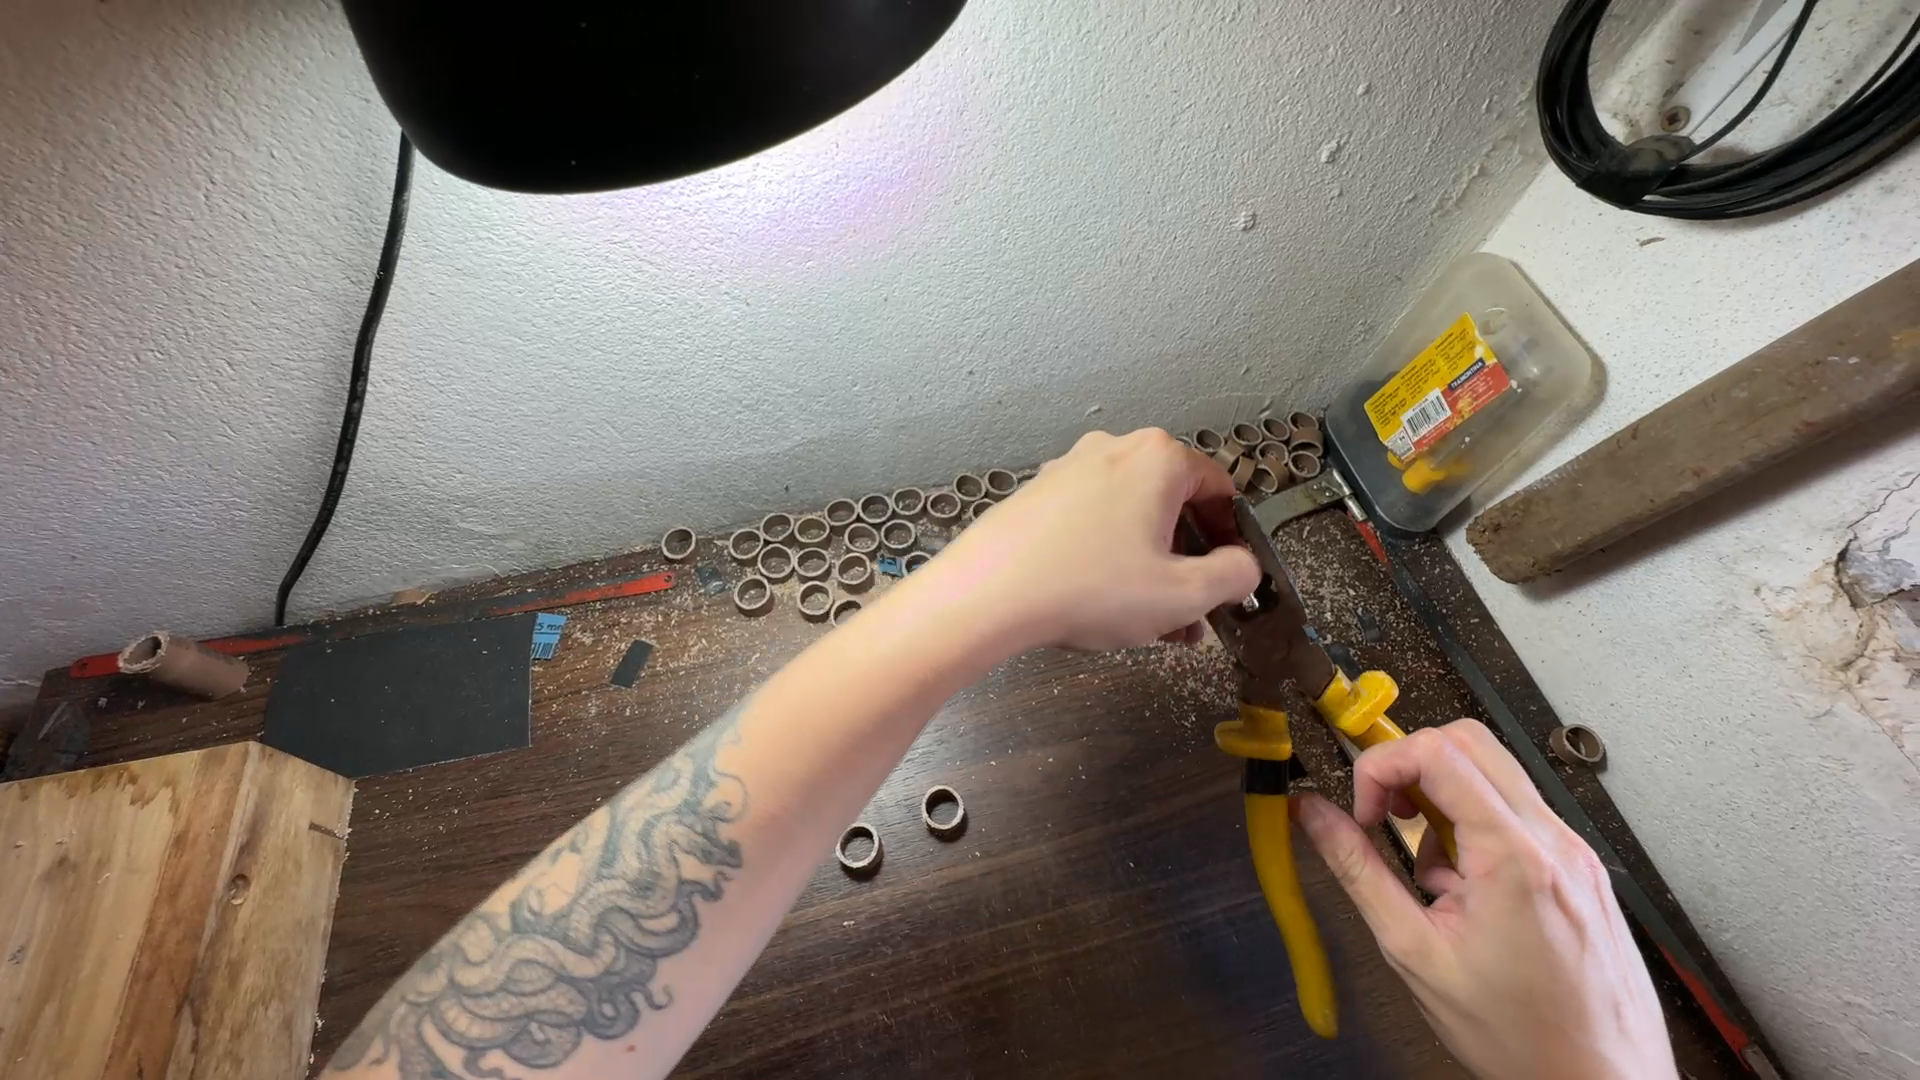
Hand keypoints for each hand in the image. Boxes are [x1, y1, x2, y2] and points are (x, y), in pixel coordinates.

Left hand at [936, 428, 1258, 651]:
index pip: (1219, 490)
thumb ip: (1234, 576)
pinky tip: (1103, 605)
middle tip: (1189, 612)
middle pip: (1171, 506)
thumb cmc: (1089, 587)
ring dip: (1148, 567)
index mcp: (1158, 458)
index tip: (1228, 578)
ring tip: (1148, 623)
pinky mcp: (1037, 496)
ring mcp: (1068, 469)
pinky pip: (1090, 524)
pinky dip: (1107, 558)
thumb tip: (1243, 567)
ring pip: (1129, 519)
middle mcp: (1113, 449)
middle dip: (1185, 562)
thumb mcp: (1183, 594)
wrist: (988, 593)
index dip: (1232, 539)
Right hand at [1295, 720, 1675, 1079]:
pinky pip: (1512, 808)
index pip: (1436, 752)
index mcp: (1516, 859)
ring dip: (1439, 795)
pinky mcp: (1577, 866)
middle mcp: (1554, 841)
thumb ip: (1356, 868)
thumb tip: (1311, 813)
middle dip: (1409, 764)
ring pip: (1490, 769)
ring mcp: (1573, 851)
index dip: (1380, 766)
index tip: (1363, 811)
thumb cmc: (1518, 1036)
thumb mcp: (1412, 950)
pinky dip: (1468, 821)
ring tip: (1427, 865)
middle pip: (1467, 740)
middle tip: (1386, 813)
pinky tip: (1461, 883)